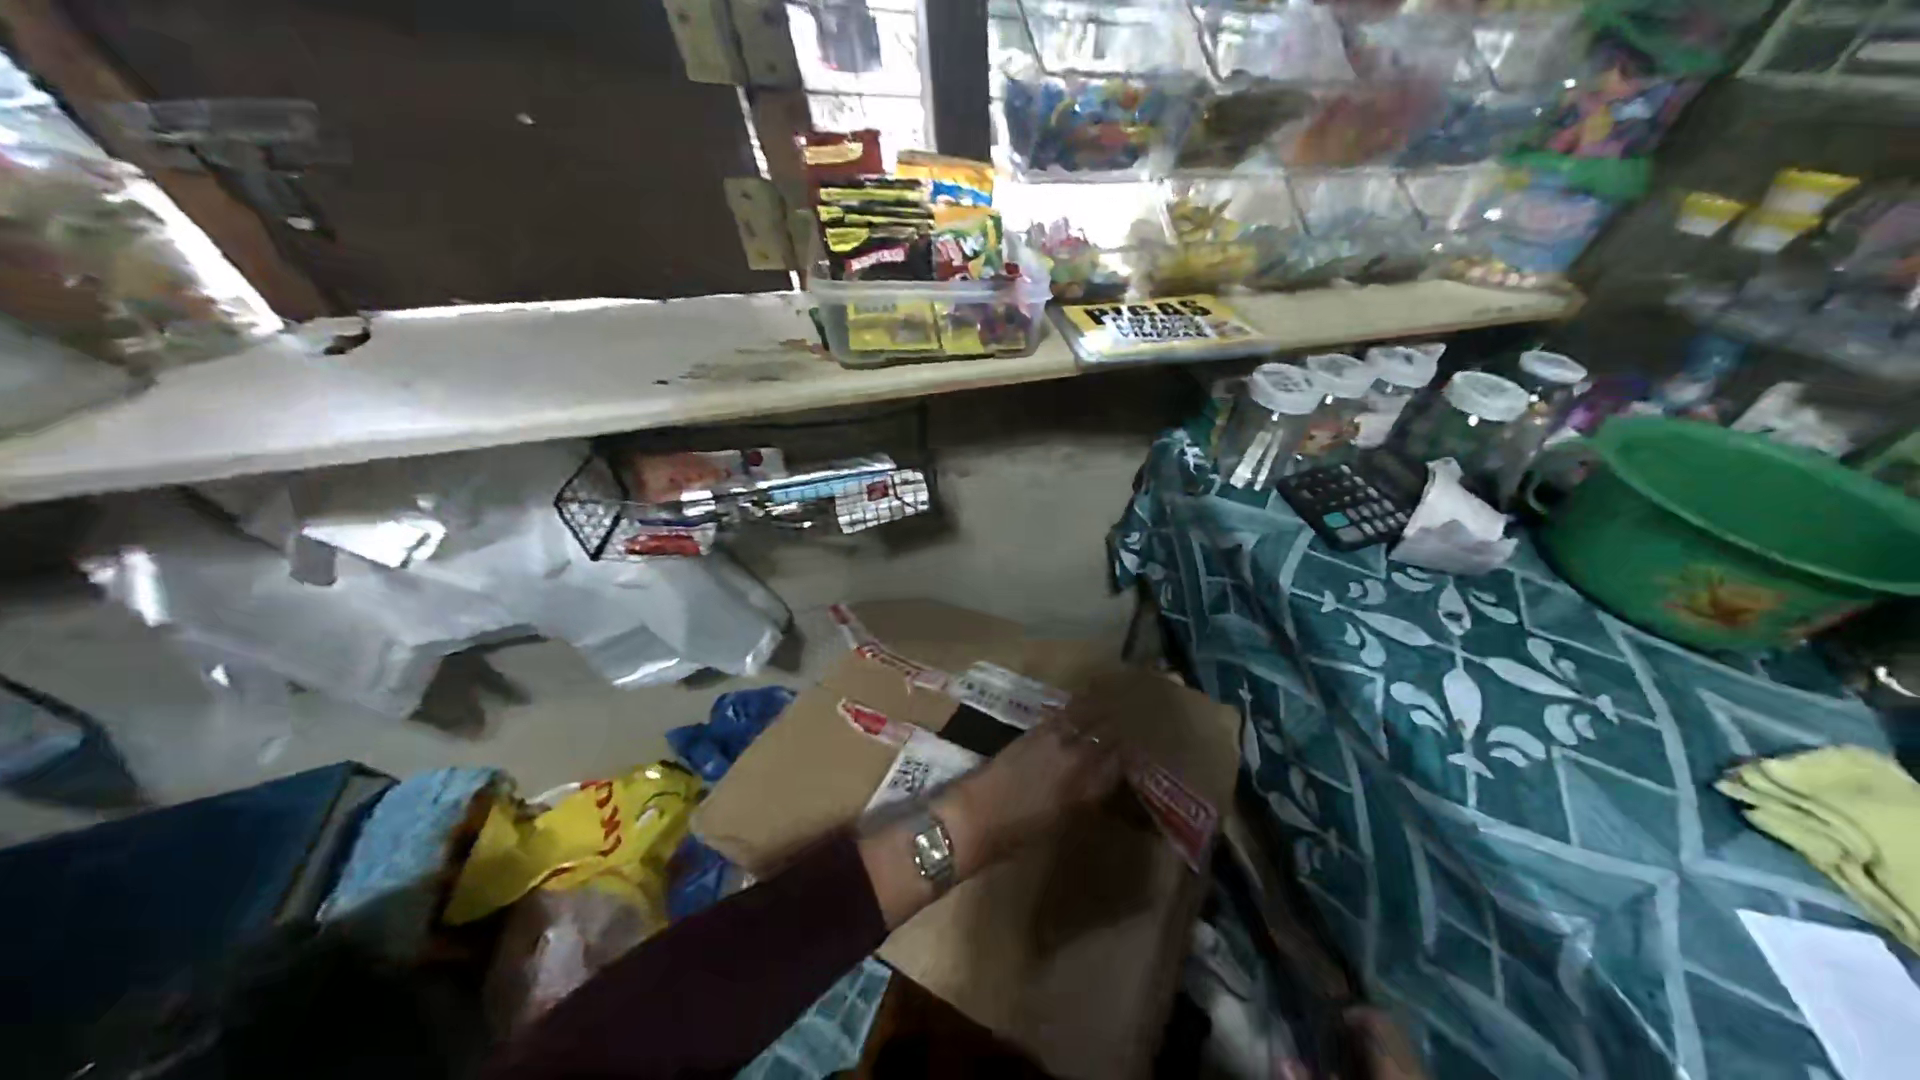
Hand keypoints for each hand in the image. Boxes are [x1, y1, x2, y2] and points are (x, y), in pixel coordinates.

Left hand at [934, 711, 1123, 875]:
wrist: (978, 815)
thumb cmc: (1021, 832)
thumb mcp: (1065, 822)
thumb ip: (1088, 798)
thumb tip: (1102, 781)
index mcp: (1087, 787)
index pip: (1120, 762)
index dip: (1129, 757)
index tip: (1133, 755)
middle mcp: (1076, 757)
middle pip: (1107, 734)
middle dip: (1117, 732)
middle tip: (1122, 731)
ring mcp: (1054, 739)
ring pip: (1087, 716)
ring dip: (1098, 713)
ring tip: (1106, 711)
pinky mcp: (1034, 730)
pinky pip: (1064, 713)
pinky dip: (1075, 709)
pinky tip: (1079, 709)